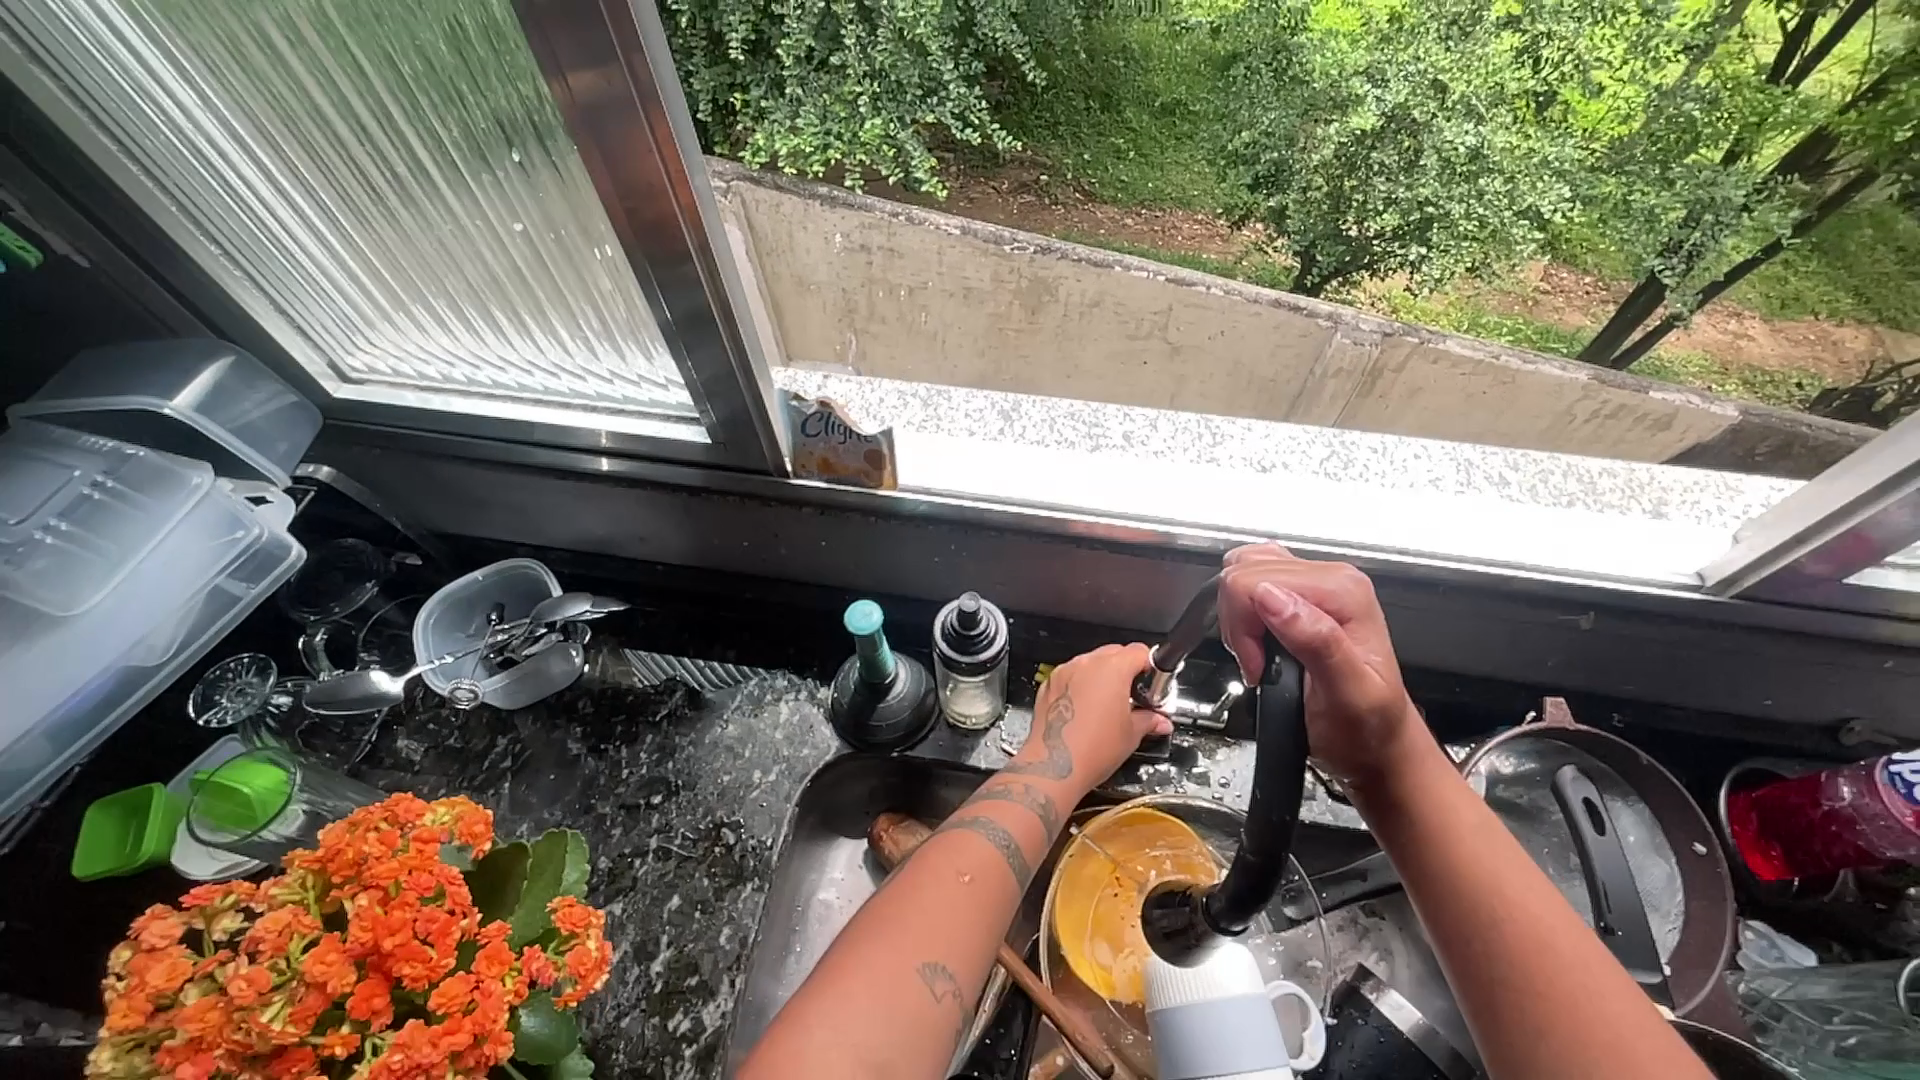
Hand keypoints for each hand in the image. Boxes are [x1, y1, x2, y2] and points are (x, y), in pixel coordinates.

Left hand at [1011, 644, 1173, 790]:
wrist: (1054, 767)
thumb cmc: (1094, 749)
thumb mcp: (1131, 734)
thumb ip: (1149, 720)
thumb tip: (1160, 721)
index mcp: (1112, 669)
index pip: (1139, 651)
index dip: (1150, 664)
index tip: (1153, 681)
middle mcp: (1085, 664)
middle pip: (1113, 652)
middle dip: (1126, 668)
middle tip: (1133, 695)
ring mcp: (1063, 672)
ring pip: (1090, 662)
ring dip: (1102, 675)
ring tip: (1108, 703)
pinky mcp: (1048, 685)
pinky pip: (1070, 676)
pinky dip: (1080, 685)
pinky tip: (1085, 709)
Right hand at [1219, 543, 1432, 783]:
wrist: (1376, 745)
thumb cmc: (1365, 726)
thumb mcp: (1348, 694)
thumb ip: (1315, 641)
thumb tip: (1270, 596)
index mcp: (1344, 592)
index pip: (1252, 580)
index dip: (1243, 628)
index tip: (1259, 666)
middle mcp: (1330, 578)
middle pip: (1242, 573)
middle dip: (1239, 626)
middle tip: (1261, 664)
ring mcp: (1312, 582)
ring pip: (1240, 572)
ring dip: (1238, 619)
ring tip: (1261, 654)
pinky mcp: (1295, 591)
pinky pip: (1247, 580)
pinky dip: (1240, 614)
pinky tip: (1258, 641)